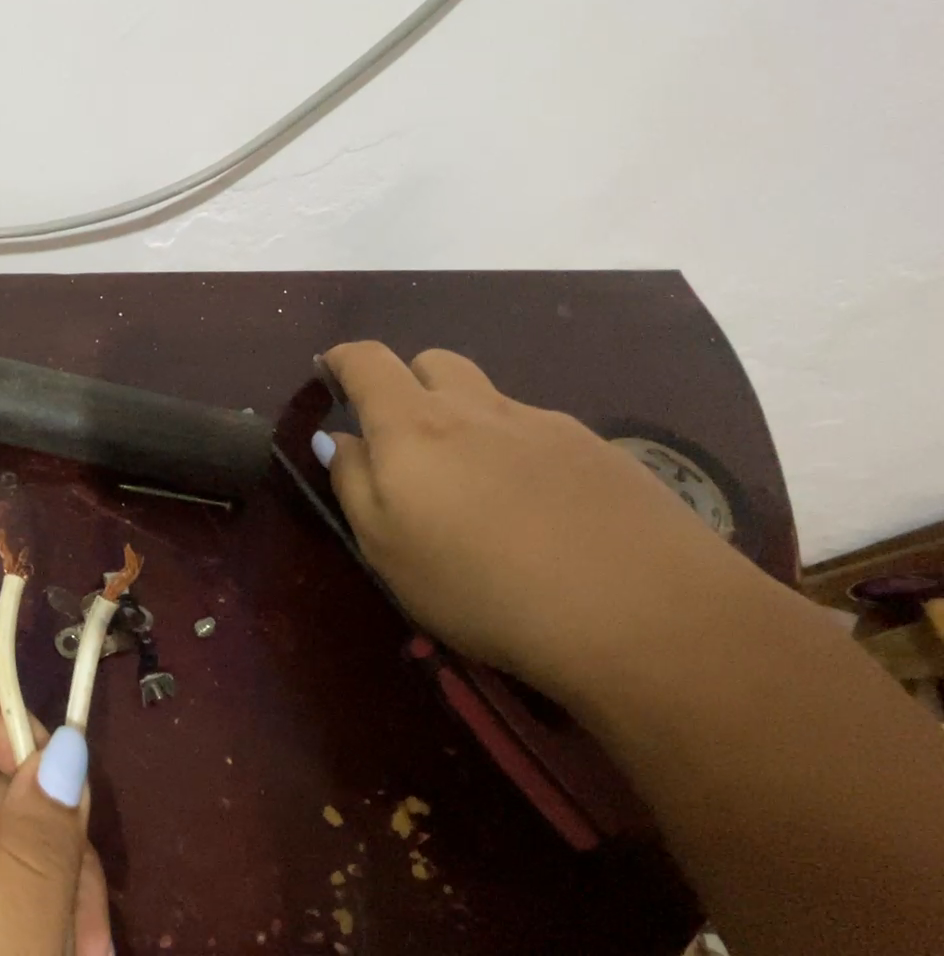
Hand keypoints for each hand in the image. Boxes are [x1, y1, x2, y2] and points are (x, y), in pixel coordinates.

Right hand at [314, 341, 756, 693]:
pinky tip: (537, 514)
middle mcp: (477, 409)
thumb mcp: (384, 546)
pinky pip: (538, 434)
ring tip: (476, 493)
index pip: (369, 362)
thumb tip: (340, 438)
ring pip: (489, 401)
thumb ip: (353, 482)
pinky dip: (518, 454)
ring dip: (466, 423)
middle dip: (408, 382)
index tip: (331, 373)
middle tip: (403, 440)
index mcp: (414, 427)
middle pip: (433, 362)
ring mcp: (545, 425)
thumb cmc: (478, 584)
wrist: (641, 613)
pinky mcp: (600, 452)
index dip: (344, 360)